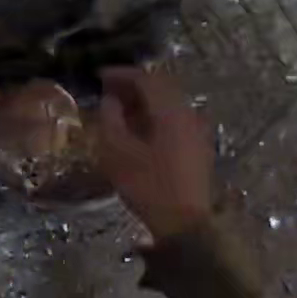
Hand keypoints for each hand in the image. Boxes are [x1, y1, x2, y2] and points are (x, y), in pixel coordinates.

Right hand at [95, 67, 213, 239]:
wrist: (184, 223)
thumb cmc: (147, 185)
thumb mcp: (117, 152)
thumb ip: (110, 120)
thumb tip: (110, 101)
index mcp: (170, 111)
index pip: (145, 79)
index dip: (121, 74)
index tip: (99, 75)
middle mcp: (188, 113)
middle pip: (160, 87)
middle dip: (132, 85)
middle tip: (107, 89)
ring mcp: (197, 129)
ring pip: (168, 103)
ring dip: (143, 100)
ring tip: (118, 108)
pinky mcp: (197, 145)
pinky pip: (174, 118)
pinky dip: (154, 114)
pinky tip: (138, 128)